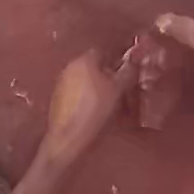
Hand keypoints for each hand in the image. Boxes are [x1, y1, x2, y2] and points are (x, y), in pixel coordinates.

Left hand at [7, 50, 134, 193]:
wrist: (69, 141)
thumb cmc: (96, 111)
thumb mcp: (119, 89)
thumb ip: (128, 71)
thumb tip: (134, 59)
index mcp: (84, 60)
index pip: (106, 51)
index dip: (121, 60)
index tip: (132, 72)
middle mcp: (70, 68)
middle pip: (97, 67)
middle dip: (113, 77)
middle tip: (128, 91)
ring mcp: (63, 85)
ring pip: (90, 82)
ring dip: (103, 90)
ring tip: (118, 107)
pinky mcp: (60, 102)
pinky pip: (82, 96)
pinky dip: (93, 101)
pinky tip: (103, 116)